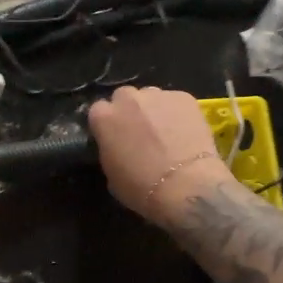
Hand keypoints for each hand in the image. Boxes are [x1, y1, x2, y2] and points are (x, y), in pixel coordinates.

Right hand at [88, 86, 234, 224]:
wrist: (184, 185)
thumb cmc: (140, 187)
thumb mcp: (111, 174)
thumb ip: (110, 150)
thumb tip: (117, 147)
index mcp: (103, 118)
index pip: (98, 111)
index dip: (107, 124)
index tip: (113, 136)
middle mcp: (127, 99)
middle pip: (124, 97)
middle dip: (129, 111)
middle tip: (139, 132)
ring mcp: (158, 95)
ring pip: (151, 97)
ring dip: (153, 110)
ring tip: (164, 131)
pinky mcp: (184, 97)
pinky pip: (175, 102)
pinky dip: (177, 113)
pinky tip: (184, 131)